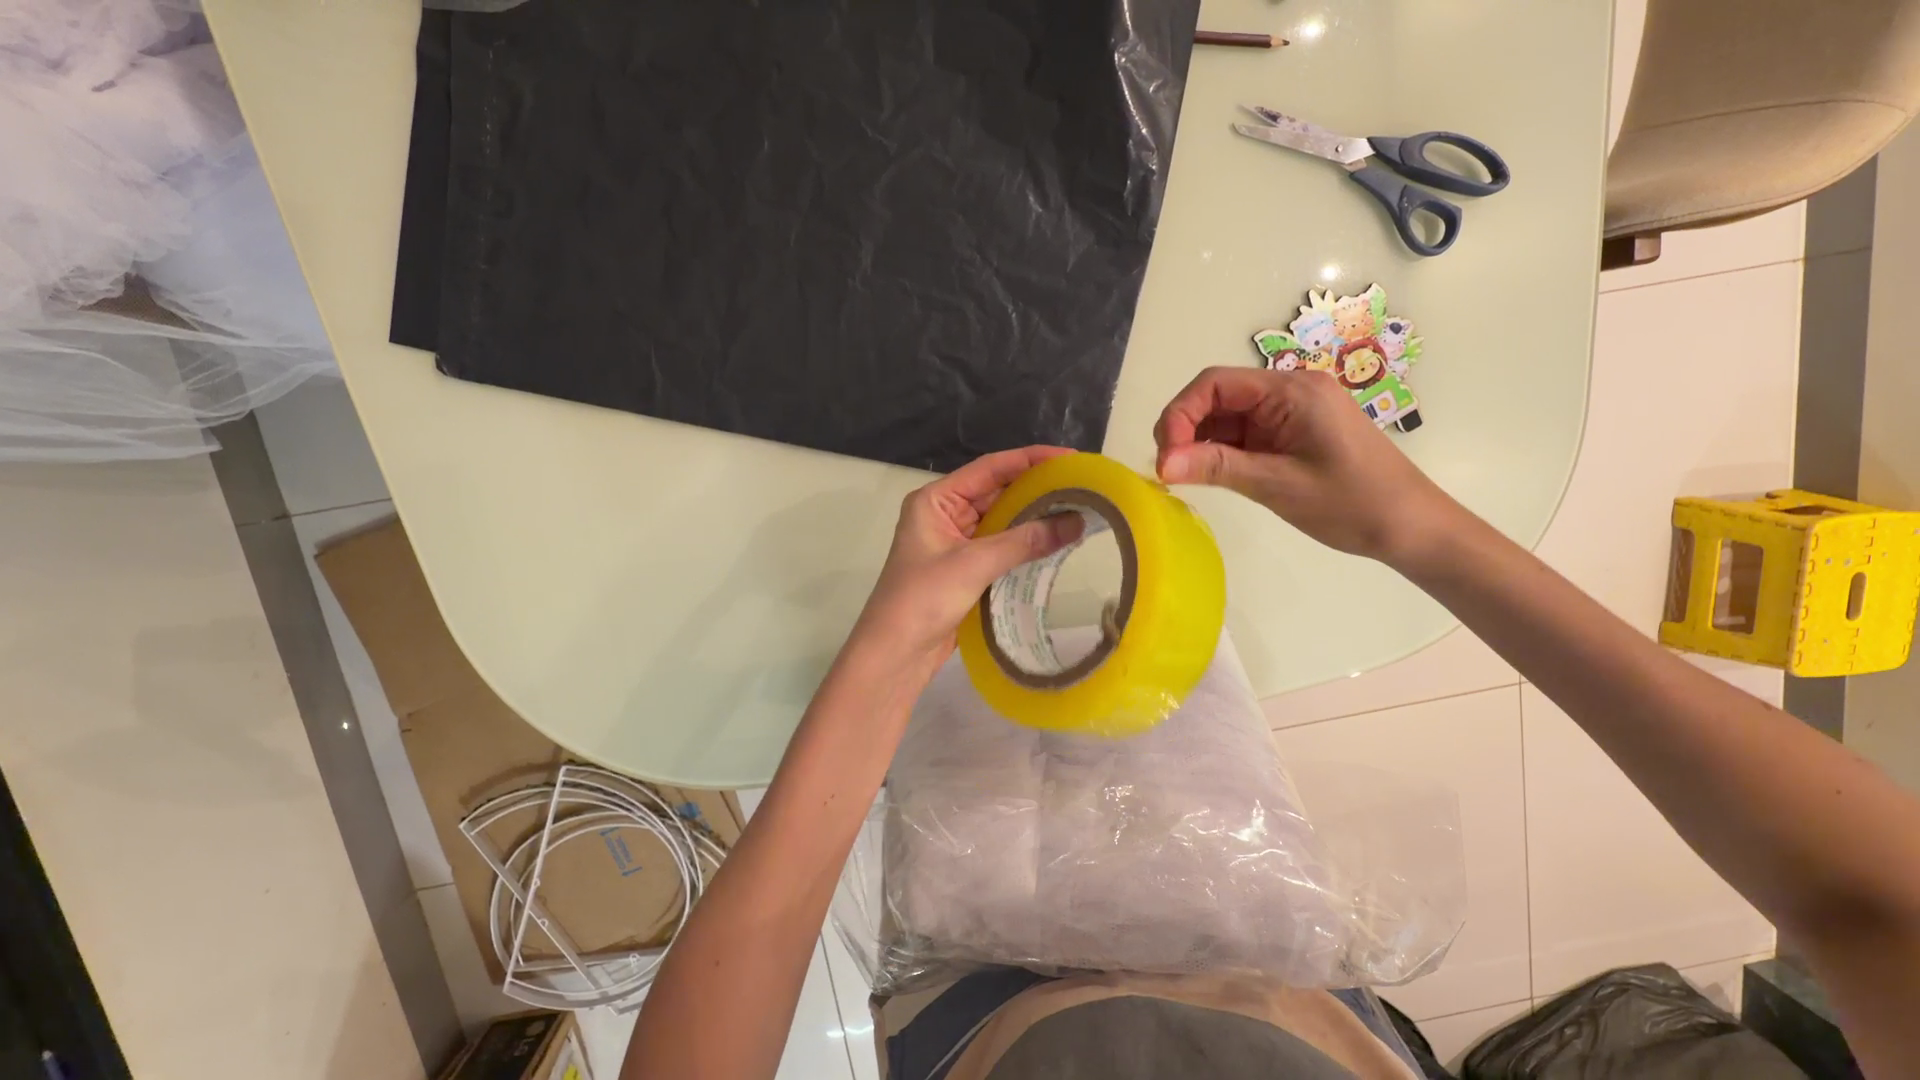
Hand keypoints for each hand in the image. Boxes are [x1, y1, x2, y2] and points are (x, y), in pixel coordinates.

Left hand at [855, 447, 1084, 662]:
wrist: (894, 655)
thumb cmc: (923, 599)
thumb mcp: (974, 565)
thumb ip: (1024, 541)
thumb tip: (1076, 522)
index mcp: (935, 500)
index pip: (990, 468)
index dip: (1031, 460)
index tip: (1071, 459)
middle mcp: (944, 514)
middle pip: (998, 491)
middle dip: (1038, 489)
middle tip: (1083, 487)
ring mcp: (954, 543)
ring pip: (1002, 520)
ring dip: (1035, 517)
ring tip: (1079, 510)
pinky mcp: (964, 570)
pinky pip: (1001, 547)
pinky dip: (1026, 544)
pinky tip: (1056, 543)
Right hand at [1153, 367, 1460, 564]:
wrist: (1411, 526)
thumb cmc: (1350, 503)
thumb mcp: (1276, 485)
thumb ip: (1216, 467)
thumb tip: (1159, 464)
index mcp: (1292, 391)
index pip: (1216, 383)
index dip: (1180, 413)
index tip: (1164, 457)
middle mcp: (1290, 390)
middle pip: (1218, 396)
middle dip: (1186, 428)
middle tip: (1168, 470)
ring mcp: (1293, 411)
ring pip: (1228, 415)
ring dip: (1201, 442)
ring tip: (1185, 476)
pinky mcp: (1293, 432)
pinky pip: (1245, 432)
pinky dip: (1222, 451)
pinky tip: (1210, 474)